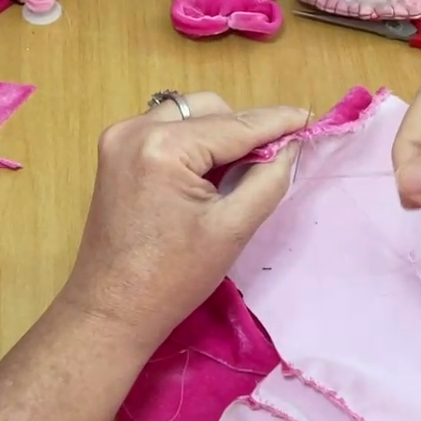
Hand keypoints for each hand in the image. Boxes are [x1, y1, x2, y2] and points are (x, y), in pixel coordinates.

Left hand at [58, 93, 307, 350]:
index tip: (310, 116)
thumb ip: (267, 179)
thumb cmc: (172, 278)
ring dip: (217, 134)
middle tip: (272, 158)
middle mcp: (134, 129)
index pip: (234, 125)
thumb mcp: (231, 229)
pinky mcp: (114, 155)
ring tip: (239, 170)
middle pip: (208, 110)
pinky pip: (165, 131)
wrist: (110, 310)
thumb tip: (290, 146)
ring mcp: (118, 140)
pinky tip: (207, 174)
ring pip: (186, 116)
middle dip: (243, 129)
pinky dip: (191, 144)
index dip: (276, 121)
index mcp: (161, 146)